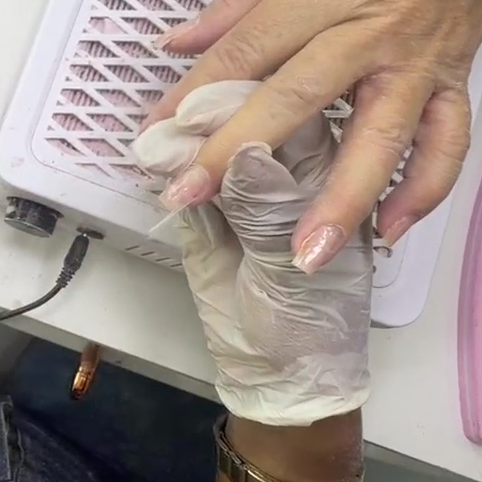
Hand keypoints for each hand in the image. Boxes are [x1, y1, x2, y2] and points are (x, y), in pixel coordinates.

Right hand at [135, 82, 370, 426]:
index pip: (294, 121)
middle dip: (208, 122)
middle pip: (248, 126)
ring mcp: (244, 196)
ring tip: (153, 142)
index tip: (208, 108)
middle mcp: (287, 178)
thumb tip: (247, 150)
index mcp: (328, 182)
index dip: (251, 108)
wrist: (276, 374)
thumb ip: (272, 211)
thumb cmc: (308, 325)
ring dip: (183, 144)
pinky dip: (170, 171)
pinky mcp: (209, 216)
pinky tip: (152, 162)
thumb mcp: (296, 272)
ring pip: (213, 151)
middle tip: (171, 125)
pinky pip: (189, 183)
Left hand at [145, 0, 481, 272]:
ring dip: (341, 201)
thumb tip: (172, 47)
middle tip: (190, 196)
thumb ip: (233, 4)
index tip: (154, 138)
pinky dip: (424, 192)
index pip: (245, 52)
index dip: (192, 96)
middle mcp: (373, 29)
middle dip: (238, 153)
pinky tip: (387, 232)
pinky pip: (446, 143)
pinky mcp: (455, 78)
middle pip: (298, 99)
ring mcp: (420, 60)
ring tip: (303, 252)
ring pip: (381, 139)